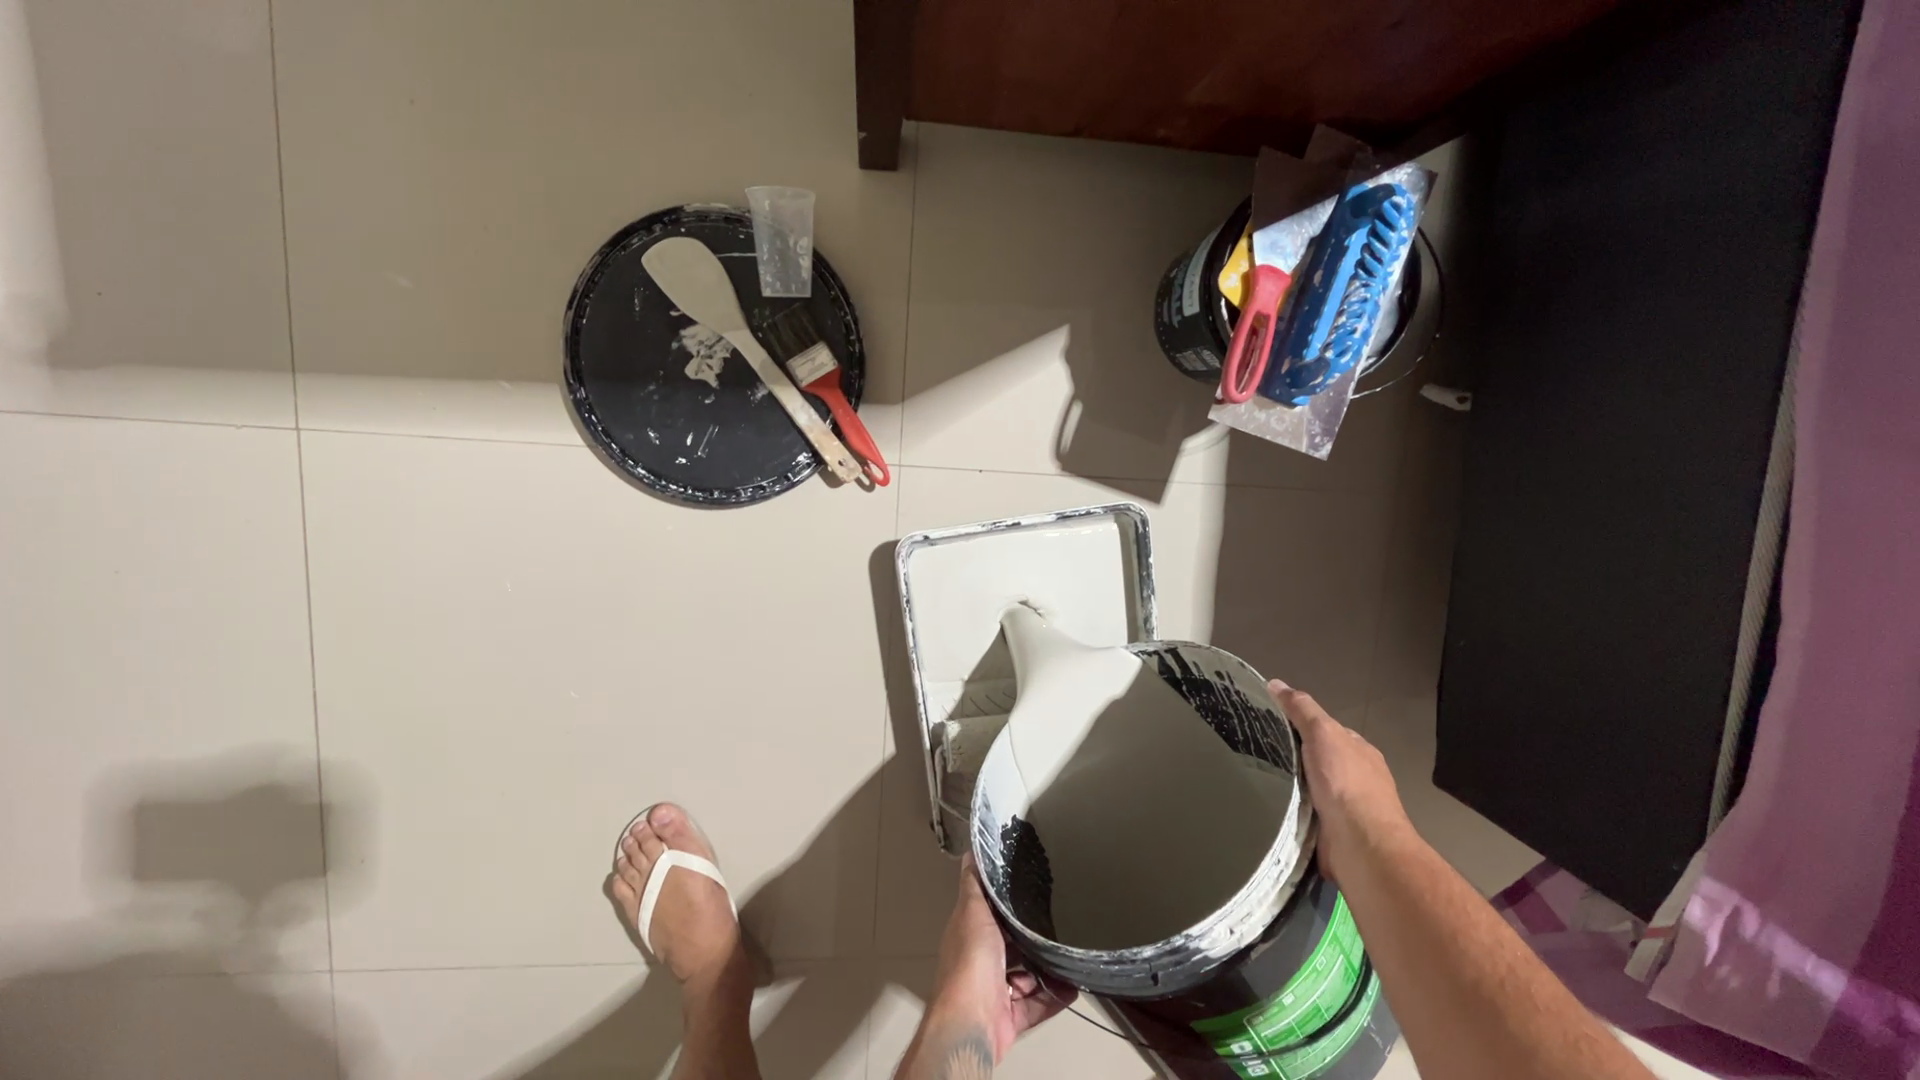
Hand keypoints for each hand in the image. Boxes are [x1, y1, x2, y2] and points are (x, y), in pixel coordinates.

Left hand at [927, 854, 1074, 1061]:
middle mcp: (981, 961)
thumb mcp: (972, 912)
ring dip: (1048, 969)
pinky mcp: (1011, 1017)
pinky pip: (1038, 1004)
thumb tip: (971, 850)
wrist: (971, 1022)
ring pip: (1027, 976)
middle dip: (1033, 937)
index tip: (1034, 887)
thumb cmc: (971, 960)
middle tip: (1063, 922)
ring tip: (1073, 953)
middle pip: (1012, 945)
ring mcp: (996, 991)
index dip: (1007, 901)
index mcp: (970, 934)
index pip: (990, 912)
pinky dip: (1055, 996)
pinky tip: (1075, 985)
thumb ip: (974, 886)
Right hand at [1268, 679, 1416, 885]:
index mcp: (1358, 751)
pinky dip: (1288, 810)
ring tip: (1251, 780)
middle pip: (1314, 760)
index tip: (1265, 724)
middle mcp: (1355, 777)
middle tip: (1253, 754)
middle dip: (1289, 758)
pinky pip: (1302, 814)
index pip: (1324, 730)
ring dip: (1286, 787)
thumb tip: (1276, 684)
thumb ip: (1301, 709)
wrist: (1360, 844)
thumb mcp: (1323, 733)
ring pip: (1307, 788)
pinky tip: (1266, 806)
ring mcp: (1345, 807)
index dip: (1297, 724)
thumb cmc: (1345, 782)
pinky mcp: (1331, 832)